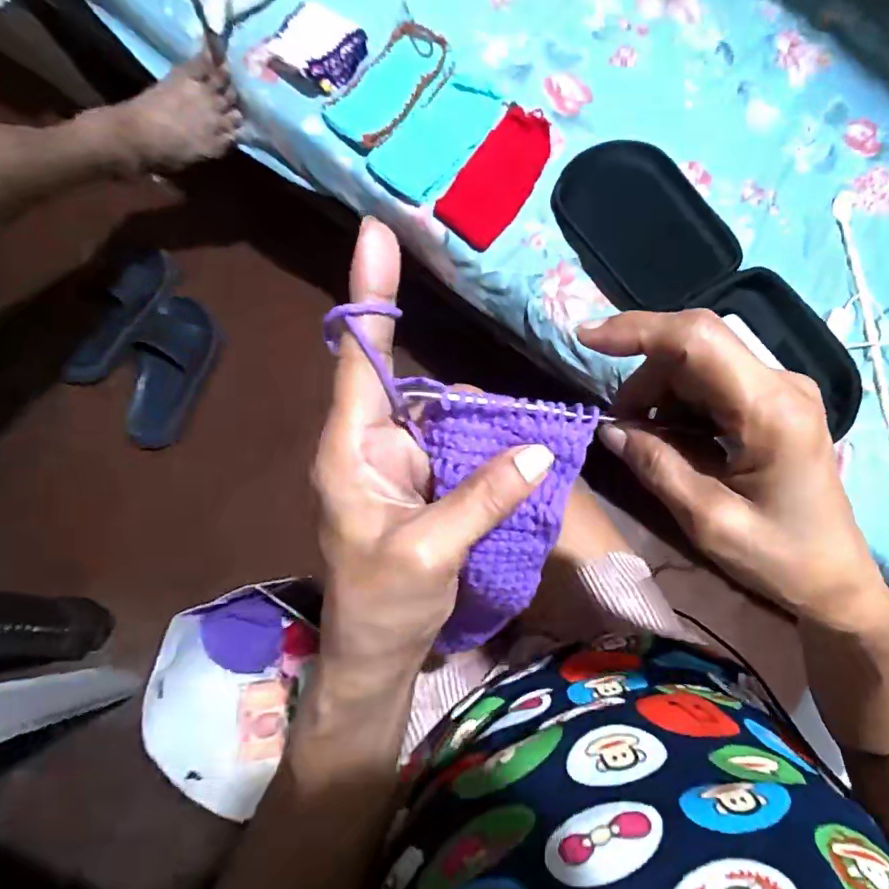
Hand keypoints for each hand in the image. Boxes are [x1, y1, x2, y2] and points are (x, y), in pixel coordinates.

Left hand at [90, 50, 243, 174]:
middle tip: (236, 93)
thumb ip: (218, 145)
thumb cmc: (165, 155)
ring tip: (231, 68)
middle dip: (236, 99)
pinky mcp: (185, 78)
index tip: (235, 120)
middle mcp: (219, 115)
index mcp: (222, 139)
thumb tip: (229, 137)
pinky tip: (214, 42)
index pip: (238, 127)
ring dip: (228, 76)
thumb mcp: (199, 157)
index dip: (236, 122)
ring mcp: (203, 94)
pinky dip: (210, 52)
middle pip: (234, 103)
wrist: (138, 136)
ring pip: (224, 83)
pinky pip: (202, 63)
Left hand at [313, 219, 554, 685]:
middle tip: (502, 429)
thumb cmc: (382, 607)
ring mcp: (401, 467)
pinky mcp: (424, 487)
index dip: (369, 293)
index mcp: (352, 452)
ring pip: (445, 419)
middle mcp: (372, 447)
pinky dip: (487, 447)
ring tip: (518, 455)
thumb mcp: (429, 553)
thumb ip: (480, 497)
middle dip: (462, 394)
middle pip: (414, 385)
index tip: (376, 231)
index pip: (359, 358)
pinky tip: (516, 460)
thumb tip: (536, 449)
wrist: (377, 657)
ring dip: (482, 426)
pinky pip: (459, 449)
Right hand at [578, 310, 888, 626]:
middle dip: (645, 378)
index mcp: (771, 409)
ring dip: (659, 393)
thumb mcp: (709, 521)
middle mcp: (780, 384)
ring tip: (646, 443)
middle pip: (695, 347)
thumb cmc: (781, 558)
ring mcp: (781, 390)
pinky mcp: (774, 403)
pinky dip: (679, 404)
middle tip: (619, 428)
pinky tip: (673, 442)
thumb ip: (657, 467)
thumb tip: (609, 428)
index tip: (586, 339)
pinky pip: (713, 383)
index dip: (637, 330)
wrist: (835, 579)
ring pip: (699, 363)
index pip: (697, 339)